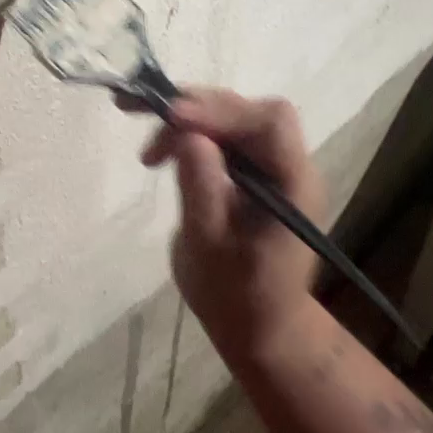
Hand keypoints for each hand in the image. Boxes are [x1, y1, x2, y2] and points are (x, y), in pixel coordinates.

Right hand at [140, 87, 327, 350]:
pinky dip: (188, 134)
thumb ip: (200, 185)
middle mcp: (289, 166)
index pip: (268, 123)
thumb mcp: (208, 243)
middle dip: (192, 106)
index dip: (219, 110)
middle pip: (246, 111)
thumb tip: (185, 133)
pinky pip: (222, 136)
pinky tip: (161, 152)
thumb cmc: (235, 293)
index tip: (171, 117)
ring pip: (229, 118)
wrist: (258, 326)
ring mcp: (271, 168)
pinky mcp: (251, 173)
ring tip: (148, 149)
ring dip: (185, 119)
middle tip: (138, 111)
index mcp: (294, 184)